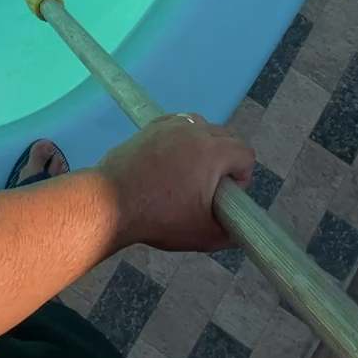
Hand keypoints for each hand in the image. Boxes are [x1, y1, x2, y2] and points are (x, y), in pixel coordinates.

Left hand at [94, 113, 254, 252]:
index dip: (243, 176)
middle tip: (211, 185)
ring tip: (193, 170)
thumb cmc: (161, 217)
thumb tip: (238, 223)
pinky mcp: (147, 127)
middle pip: (224, 134)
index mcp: (211, 151)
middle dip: (225, 158)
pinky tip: (171, 158)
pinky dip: (180, 136)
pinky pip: (175, 122)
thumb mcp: (208, 234)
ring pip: (199, 124)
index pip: (245, 153)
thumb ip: (233, 229)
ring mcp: (166, 125)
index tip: (227, 194)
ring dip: (203, 143)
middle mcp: (190, 130)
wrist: (112, 202)